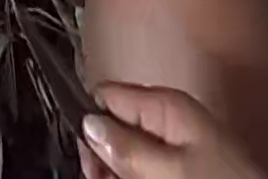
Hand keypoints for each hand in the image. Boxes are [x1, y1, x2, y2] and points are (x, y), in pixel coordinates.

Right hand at [79, 83, 267, 178]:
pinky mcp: (184, 171)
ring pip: (130, 154)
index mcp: (166, 106)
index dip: (90, 122)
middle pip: (117, 128)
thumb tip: (87, 121)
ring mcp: (177, 149)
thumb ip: (127, 148)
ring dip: (116, 171)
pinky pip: (148, 168)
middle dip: (103, 156)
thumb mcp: (170, 172)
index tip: (82, 156)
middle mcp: (168, 121)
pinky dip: (134, 176)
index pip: (110, 96)